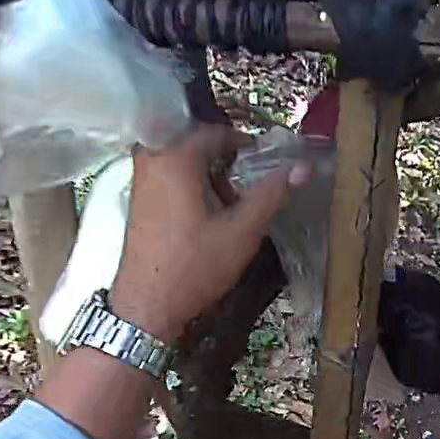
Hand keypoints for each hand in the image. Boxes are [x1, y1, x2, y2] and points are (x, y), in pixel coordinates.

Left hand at [109, 125, 308, 341]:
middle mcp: (150, 160)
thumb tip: (302, 167)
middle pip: (197, 144)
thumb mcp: (243, 230)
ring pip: (182, 162)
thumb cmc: (195, 267)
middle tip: (246, 189)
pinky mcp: (138, 202)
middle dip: (225, 163)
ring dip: (209, 177)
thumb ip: (272, 193)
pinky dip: (191, 189)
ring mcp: (139, 181)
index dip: (245, 144)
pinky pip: (169, 178)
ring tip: (229, 209)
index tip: (264, 161)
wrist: (149, 306)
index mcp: (175, 158)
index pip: (216, 132)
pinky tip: (207, 220)